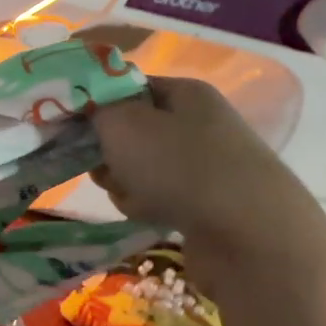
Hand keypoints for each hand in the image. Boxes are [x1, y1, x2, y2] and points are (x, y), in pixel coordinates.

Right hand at [89, 76, 325, 278]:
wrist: (255, 239)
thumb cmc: (181, 167)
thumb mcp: (120, 122)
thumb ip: (91, 105)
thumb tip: (85, 104)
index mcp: (185, 92)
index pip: (121, 86)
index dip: (91, 104)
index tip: (70, 125)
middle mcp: (200, 122)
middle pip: (126, 128)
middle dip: (105, 149)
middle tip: (102, 163)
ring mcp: (208, 163)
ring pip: (136, 164)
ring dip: (120, 180)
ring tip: (130, 194)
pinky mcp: (210, 199)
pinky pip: (157, 194)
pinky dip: (145, 203)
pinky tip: (151, 214)